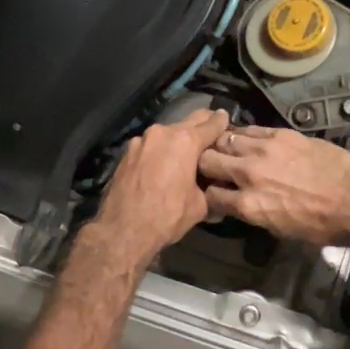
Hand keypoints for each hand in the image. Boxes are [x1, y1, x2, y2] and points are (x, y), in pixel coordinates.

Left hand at [91, 108, 228, 265]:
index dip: (222, 121)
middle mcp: (163, 132)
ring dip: (178, 139)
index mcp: (185, 141)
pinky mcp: (127, 151)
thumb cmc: (167, 217)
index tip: (227, 118)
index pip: (211, 123)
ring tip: (185, 154)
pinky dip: (160, 150)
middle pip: (189, 121)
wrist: (122, 230)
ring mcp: (142, 139)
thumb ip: (209, 186)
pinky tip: (162, 165)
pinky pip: (150, 144)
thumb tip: (217, 187)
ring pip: (167, 133)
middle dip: (201, 125)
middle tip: (211, 133)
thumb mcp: (199, 206)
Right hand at [200, 126, 349, 246]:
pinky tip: (247, 140)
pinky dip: (243, 135)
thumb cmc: (320, 225)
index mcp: (247, 204)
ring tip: (228, 149)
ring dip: (223, 145)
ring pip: (224, 138)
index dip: (208, 194)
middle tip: (214, 167)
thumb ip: (250, 211)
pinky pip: (249, 129)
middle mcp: (247, 173)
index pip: (209, 195)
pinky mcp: (279, 133)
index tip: (212, 192)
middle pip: (207, 160)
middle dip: (206, 165)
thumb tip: (236, 201)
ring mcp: (262, 149)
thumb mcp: (278, 229)